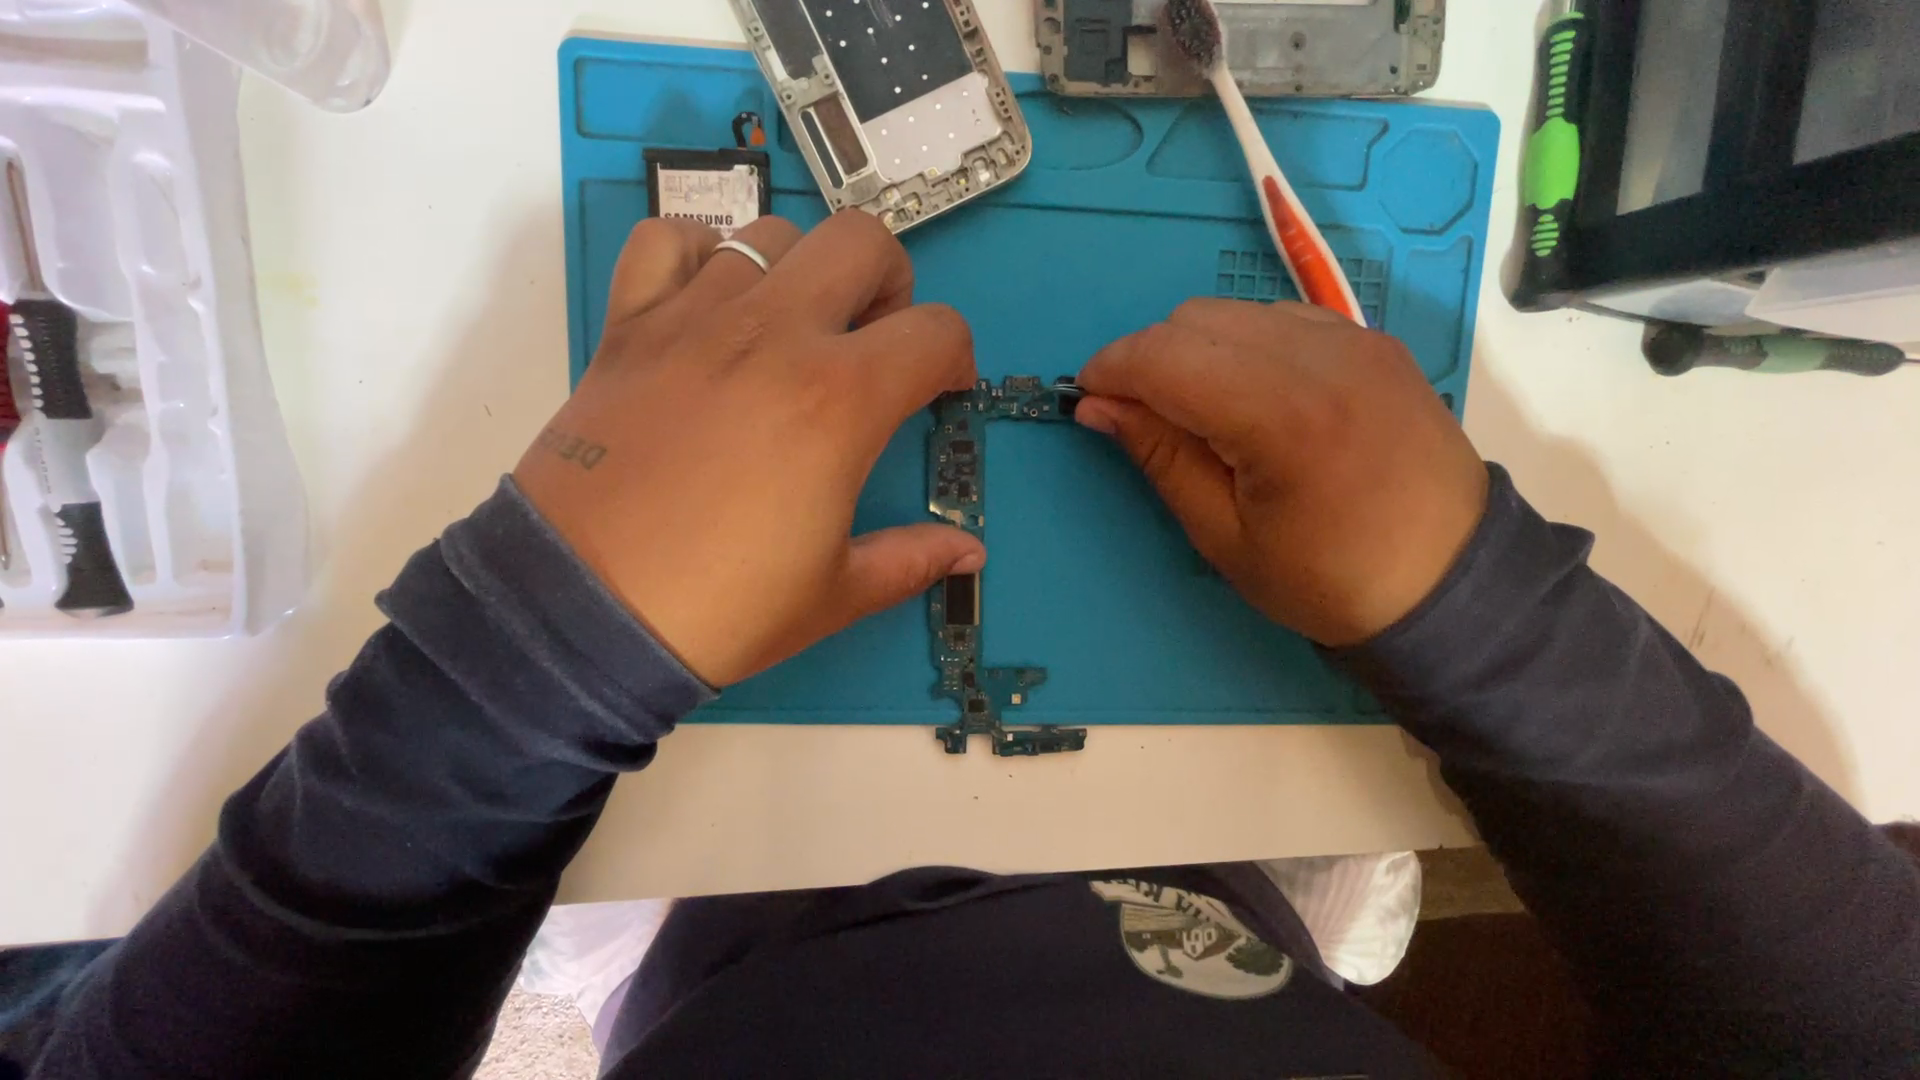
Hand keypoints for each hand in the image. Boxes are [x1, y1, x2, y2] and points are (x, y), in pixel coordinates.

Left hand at [514, 212, 982, 685]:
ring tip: (794, 330)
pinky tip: (710, 305)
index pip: (936, 332)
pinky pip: (666, 242)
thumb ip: (914, 560)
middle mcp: (774, 334)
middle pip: (863, 242)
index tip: (941, 392)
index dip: (956, 359)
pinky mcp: (628, 326)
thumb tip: (971, 553)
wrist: (582, 612)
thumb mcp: (836, 595)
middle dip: (891, 285)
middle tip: (876, 343)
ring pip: (773, 232)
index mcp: (840, 399)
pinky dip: (699, 256)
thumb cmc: (723, 607)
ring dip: (804, 272)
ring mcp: (694, 319)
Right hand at [1075, 299, 1487, 646]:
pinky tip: (1249, 394)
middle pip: (1195, 319)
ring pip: (1235, 311)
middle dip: (1148, 358)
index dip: (1111, 369)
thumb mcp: (1224, 536)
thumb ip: (1160, 457)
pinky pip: (1279, 318)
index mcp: (1282, 415)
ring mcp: (1354, 339)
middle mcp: (1321, 356)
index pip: (1166, 357)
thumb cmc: (1327, 578)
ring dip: (1194, 349)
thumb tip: (1097, 406)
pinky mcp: (1372, 341)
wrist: (1451, 580)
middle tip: (1140, 416)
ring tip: (1196, 409)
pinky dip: (1241, 344)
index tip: (1087, 399)